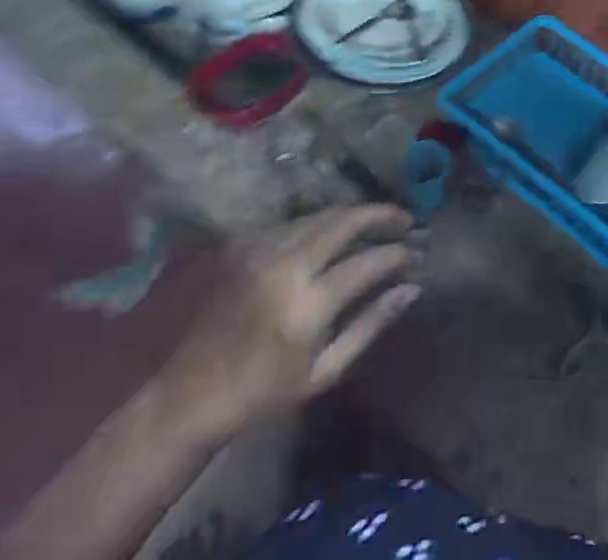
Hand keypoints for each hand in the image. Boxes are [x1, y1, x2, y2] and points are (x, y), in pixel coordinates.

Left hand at [160, 204, 420, 441]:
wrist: (191, 393)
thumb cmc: (264, 393)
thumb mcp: (326, 370)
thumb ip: (371, 324)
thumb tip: (412, 288)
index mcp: (308, 304)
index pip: (368, 262)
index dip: (398, 253)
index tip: (416, 254)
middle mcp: (285, 265)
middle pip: (343, 221)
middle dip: (380, 214)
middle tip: (405, 219)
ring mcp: (260, 249)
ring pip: (318, 215)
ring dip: (352, 215)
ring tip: (377, 222)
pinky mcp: (243, 245)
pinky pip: (293, 222)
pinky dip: (321, 222)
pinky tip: (336, 231)